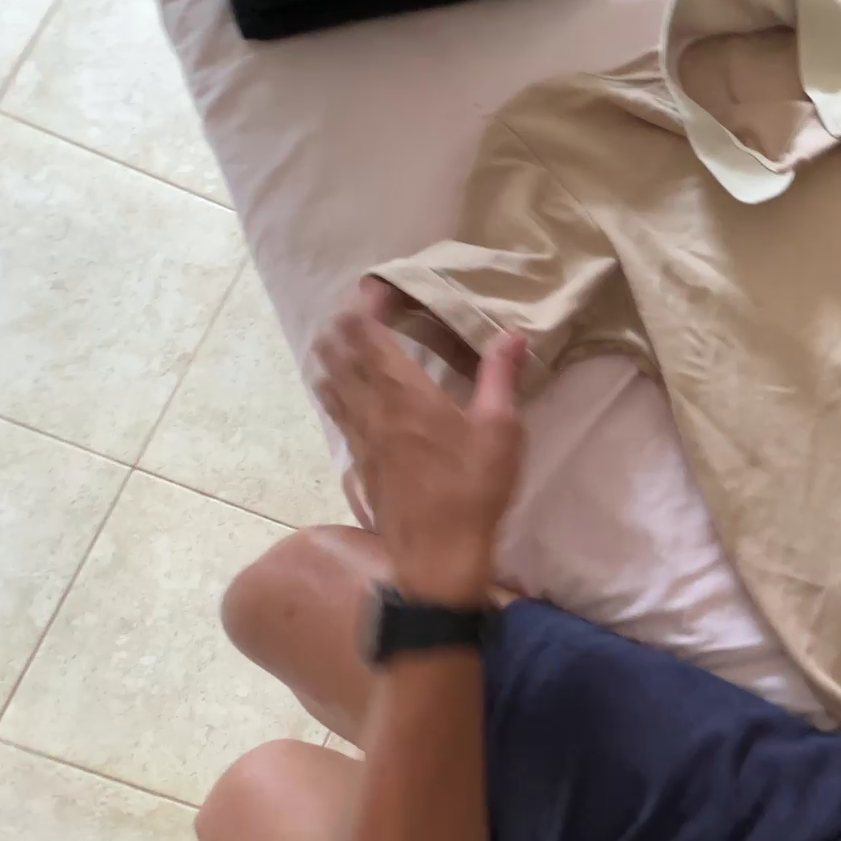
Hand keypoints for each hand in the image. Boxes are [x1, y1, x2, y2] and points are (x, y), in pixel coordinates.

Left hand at [315, 279, 525, 606]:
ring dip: (335, 351)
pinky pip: (335, 409)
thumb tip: (513, 334)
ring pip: (327, 377)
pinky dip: (337, 385)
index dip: (366, 301)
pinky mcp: (358, 459)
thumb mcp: (502, 430)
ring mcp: (358, 434)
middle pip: (335, 348)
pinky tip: (355, 392)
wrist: (438, 553)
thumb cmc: (475, 488)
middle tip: (373, 310)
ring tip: (357, 342)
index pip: (363, 329)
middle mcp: (370, 406)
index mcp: (404, 391)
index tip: (385, 287)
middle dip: (346, 320)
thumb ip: (502, 377)